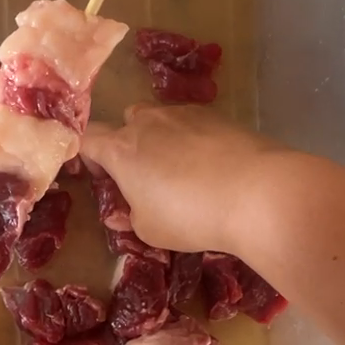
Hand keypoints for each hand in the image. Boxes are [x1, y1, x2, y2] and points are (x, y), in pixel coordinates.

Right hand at [80, 105, 294, 255]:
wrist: (257, 192)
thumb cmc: (189, 216)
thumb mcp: (148, 230)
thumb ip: (128, 217)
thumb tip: (118, 212)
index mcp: (121, 149)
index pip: (88, 140)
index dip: (88, 157)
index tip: (101, 178)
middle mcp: (147, 122)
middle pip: (125, 122)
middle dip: (127, 145)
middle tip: (141, 177)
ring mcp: (184, 114)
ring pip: (159, 120)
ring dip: (159, 140)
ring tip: (178, 172)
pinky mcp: (216, 115)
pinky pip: (190, 124)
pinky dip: (190, 140)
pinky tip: (207, 167)